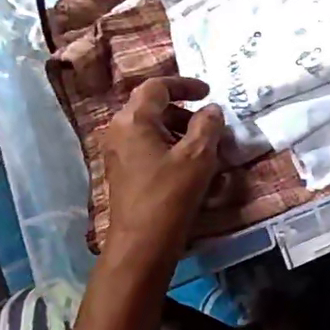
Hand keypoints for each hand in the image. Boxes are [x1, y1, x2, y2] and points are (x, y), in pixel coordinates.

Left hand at [100, 77, 225, 260]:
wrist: (141, 244)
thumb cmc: (169, 195)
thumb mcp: (197, 157)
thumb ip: (207, 126)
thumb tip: (212, 110)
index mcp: (133, 120)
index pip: (157, 87)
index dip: (185, 85)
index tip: (208, 93)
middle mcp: (120, 130)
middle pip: (153, 106)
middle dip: (184, 111)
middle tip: (210, 125)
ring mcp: (118, 152)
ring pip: (151, 128)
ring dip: (179, 131)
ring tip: (205, 148)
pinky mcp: (123, 172)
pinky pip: (148, 147)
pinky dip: (169, 147)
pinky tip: (189, 167)